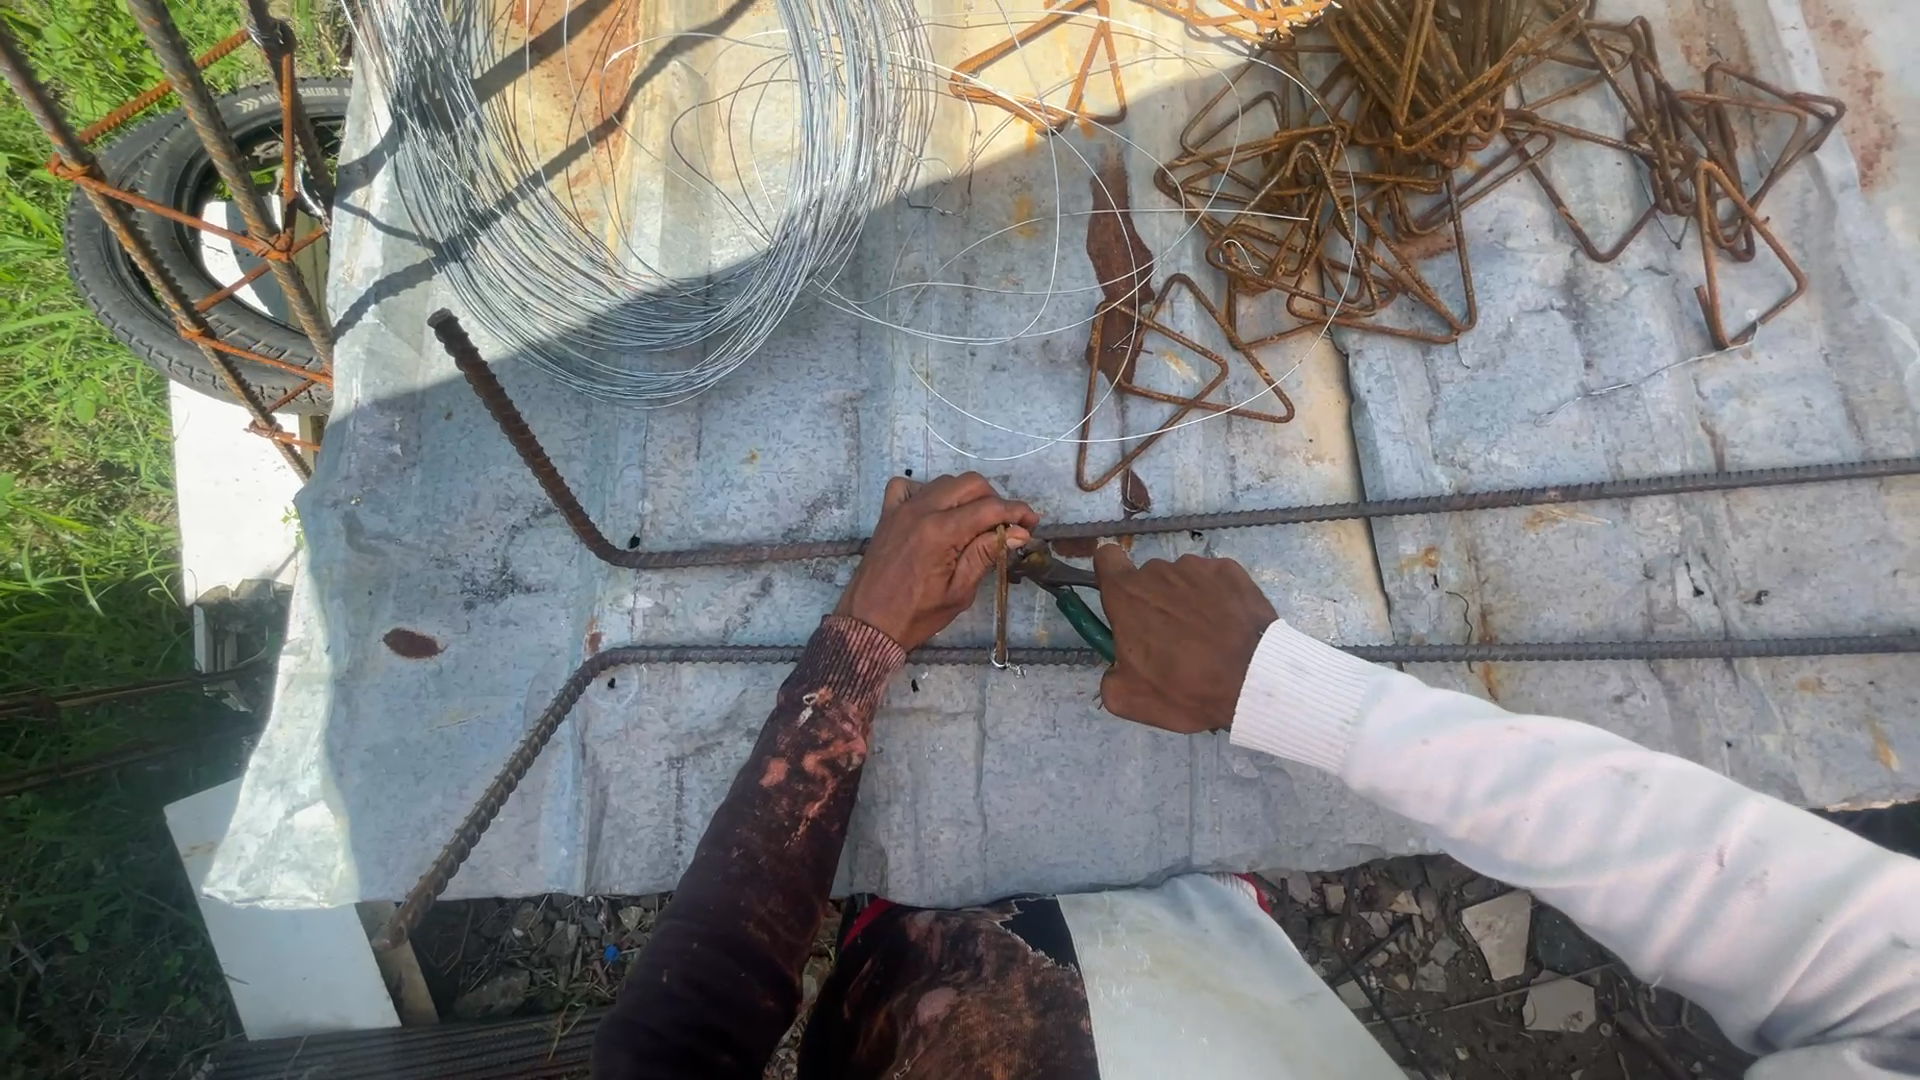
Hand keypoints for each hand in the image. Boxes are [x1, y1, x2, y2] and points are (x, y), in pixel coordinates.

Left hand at [835, 474, 1037, 650]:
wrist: (868, 624)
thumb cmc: (916, 615)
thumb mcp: (959, 591)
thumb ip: (986, 554)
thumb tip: (1018, 533)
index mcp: (941, 532)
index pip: (990, 508)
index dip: (1017, 512)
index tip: (1032, 523)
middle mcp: (921, 511)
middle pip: (970, 484)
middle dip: (995, 500)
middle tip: (1005, 525)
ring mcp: (901, 509)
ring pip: (944, 482)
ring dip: (965, 495)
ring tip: (975, 522)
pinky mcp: (887, 514)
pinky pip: (908, 487)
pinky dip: (927, 492)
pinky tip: (935, 511)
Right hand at [1094, 546, 1277, 733]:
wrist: (1255, 682)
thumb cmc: (1185, 688)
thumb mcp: (1127, 699)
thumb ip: (1109, 675)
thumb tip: (1117, 668)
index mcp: (1126, 595)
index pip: (1106, 557)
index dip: (1111, 574)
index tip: (1121, 598)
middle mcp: (1157, 571)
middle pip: (1147, 578)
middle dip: (1152, 601)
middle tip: (1170, 638)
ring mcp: (1197, 567)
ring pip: (1181, 579)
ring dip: (1185, 600)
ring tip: (1207, 635)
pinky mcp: (1231, 571)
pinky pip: (1214, 580)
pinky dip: (1216, 597)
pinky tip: (1229, 625)